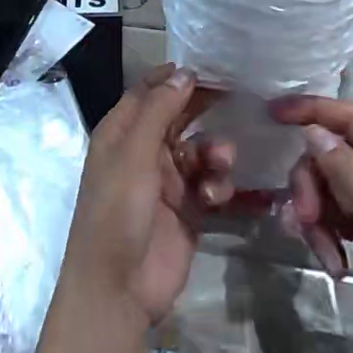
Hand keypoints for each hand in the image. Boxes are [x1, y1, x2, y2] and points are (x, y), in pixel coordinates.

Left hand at [40, 65, 231, 352]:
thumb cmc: (118, 209)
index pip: (148, 91)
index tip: (208, 65)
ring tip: (222, 159)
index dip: (174, 77)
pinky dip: (217, 184)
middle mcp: (144, 150)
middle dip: (203, 109)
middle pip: (179, 117)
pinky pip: (210, 183)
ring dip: (214, 151)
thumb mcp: (134, 153)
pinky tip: (215, 194)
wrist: (119, 288)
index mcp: (121, 132)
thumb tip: (184, 72)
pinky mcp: (188, 208)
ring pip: (199, 150)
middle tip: (233, 95)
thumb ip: (160, 110)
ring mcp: (167, 180)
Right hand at [271, 96, 352, 352]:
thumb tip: (313, 129)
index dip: (314, 111)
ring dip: (319, 216)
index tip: (271, 112)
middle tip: (302, 220)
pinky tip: (335, 267)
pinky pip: (342, 222)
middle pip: (339, 158)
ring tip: (324, 257)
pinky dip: (329, 238)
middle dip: (313, 182)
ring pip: (336, 191)